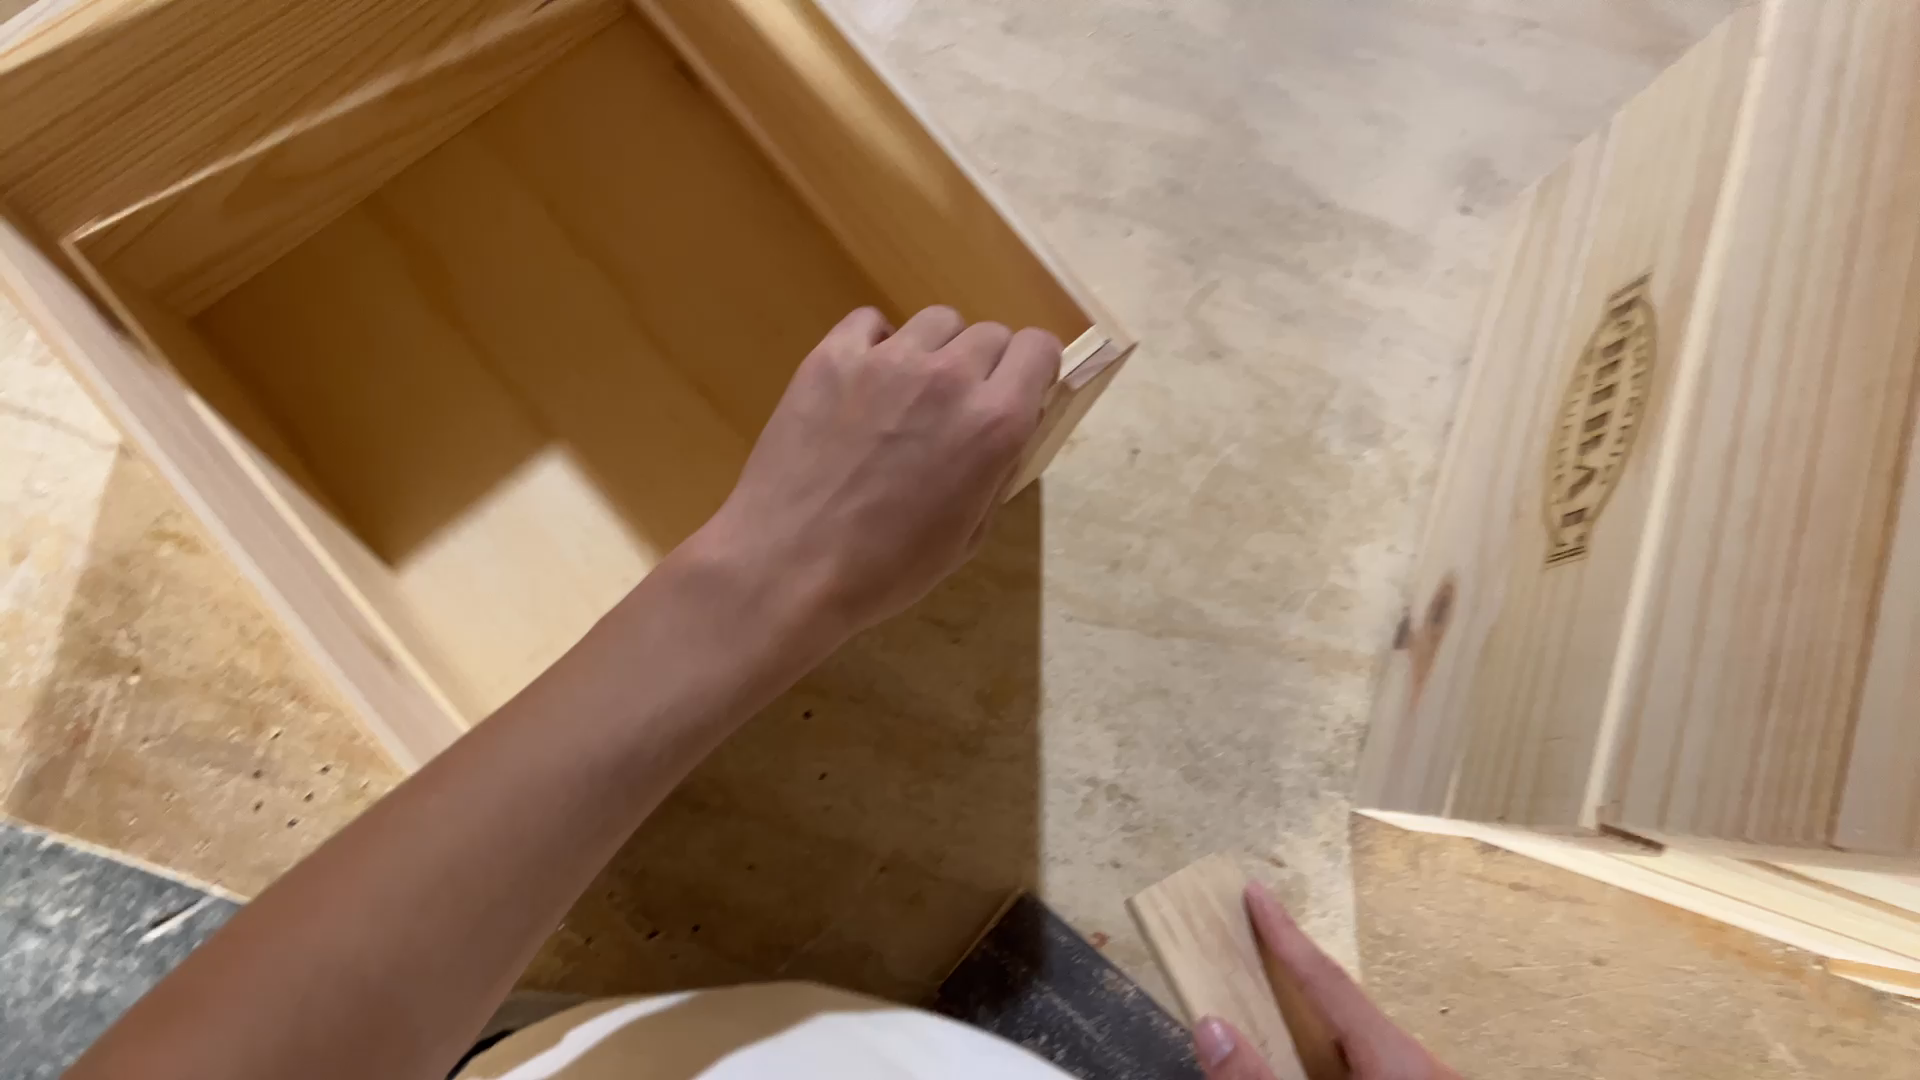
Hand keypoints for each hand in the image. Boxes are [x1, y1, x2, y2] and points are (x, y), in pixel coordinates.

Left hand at [695, 305, 1059, 637]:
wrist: (789, 566)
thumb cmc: (887, 569)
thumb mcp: (968, 535)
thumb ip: (996, 472)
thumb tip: (1003, 437)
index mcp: (993, 423)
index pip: (1039, 349)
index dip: (1034, 371)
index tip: (1017, 395)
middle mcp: (949, 376)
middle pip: (990, 333)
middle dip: (985, 367)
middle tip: (955, 410)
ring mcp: (887, 359)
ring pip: (936, 321)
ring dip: (936, 352)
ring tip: (908, 395)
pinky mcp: (831, 356)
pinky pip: (871, 323)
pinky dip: (877, 344)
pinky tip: (862, 384)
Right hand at [1193, 884, 1458, 1079]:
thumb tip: (1210, 1026)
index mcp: (1401, 1066)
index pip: (1329, 982)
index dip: (1284, 935)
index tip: (1253, 891)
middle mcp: (1422, 1071)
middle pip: (1347, 1010)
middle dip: (1298, 975)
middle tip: (1254, 939)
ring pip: (1363, 1046)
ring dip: (1314, 1024)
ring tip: (1275, 998)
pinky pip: (1371, 1069)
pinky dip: (1332, 1060)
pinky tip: (1314, 1063)